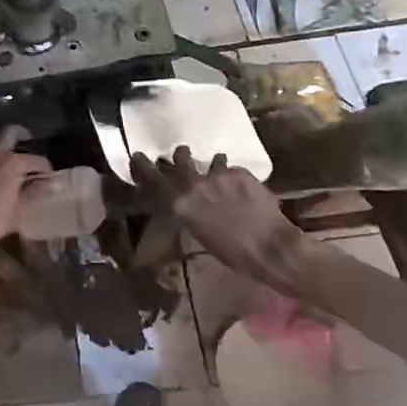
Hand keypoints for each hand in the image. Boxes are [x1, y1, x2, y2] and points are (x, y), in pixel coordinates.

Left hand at [0, 126, 51, 277]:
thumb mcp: (20, 209)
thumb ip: (35, 193)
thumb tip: (49, 186)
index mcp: (13, 163)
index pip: (37, 160)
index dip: (46, 168)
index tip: (50, 177)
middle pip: (11, 133)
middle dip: (24, 138)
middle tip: (31, 151)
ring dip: (8, 150)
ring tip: (17, 168)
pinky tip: (0, 179)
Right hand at [130, 147, 305, 287]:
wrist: (269, 245)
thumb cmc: (234, 253)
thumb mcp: (203, 235)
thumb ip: (193, 214)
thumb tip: (192, 205)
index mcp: (182, 205)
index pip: (156, 181)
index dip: (144, 167)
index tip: (137, 155)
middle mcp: (197, 186)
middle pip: (183, 162)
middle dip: (180, 156)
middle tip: (181, 152)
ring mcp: (220, 176)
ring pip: (212, 162)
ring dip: (212, 164)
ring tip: (217, 165)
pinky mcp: (242, 173)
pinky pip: (233, 170)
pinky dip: (234, 176)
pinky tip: (243, 186)